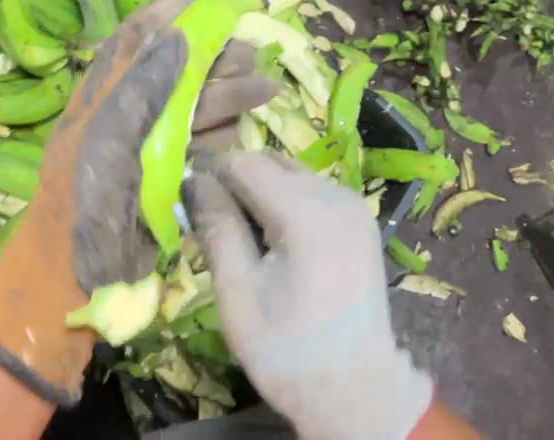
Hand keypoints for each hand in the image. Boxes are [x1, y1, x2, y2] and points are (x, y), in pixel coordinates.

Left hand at [0, 0, 272, 405]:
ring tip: (264, 88)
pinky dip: (224, 138)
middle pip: (180, 70)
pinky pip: (205, 146)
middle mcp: (131, 108)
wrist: (77, 276)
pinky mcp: (171, 174)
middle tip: (252, 55)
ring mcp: (153, 143)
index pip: (137, 36)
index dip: (169, 14)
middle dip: (216, 59)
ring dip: (231, 95)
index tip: (206, 1)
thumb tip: (181, 30)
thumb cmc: (83, 199)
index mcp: (106, 90)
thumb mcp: (107, 133)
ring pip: (199, 106)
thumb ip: (143, 80)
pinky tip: (240, 134)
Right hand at [189, 152, 433, 439]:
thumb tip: (195, 181)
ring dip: (263, 189)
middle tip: (213, 220)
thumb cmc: (288, 349)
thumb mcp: (238, 293)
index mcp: (306, 211)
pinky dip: (288, 200)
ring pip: (293, 173)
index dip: (213, 174)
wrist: (358, 390)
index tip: (191, 201)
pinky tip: (277, 239)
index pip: (246, 162)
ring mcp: (353, 204)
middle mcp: (335, 194)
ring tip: (244, 234)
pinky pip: (314, 190)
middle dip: (238, 180)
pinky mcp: (361, 218)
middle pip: (271, 162)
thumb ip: (218, 228)